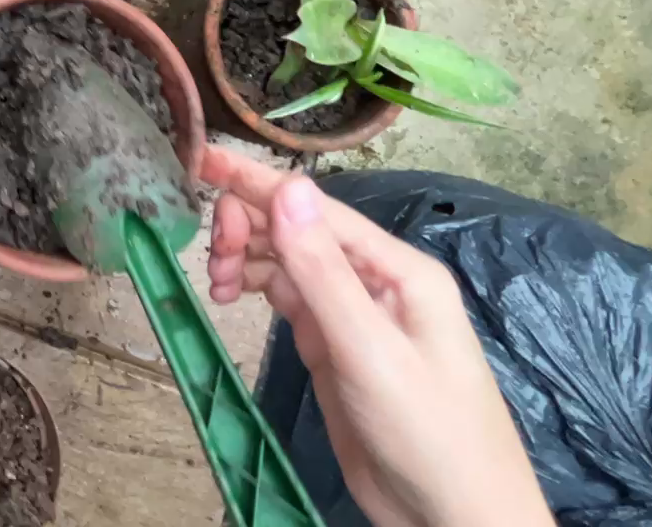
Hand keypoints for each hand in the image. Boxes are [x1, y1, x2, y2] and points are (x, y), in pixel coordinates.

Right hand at [202, 148, 551, 526]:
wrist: (452, 523)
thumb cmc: (426, 434)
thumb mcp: (368, 350)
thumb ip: (323, 269)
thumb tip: (287, 186)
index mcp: (395, 268)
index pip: (312, 207)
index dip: (254, 181)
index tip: (199, 161)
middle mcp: (370, 276)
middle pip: (292, 227)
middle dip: (244, 228)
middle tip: (212, 257)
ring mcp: (348, 306)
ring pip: (280, 256)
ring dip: (241, 258)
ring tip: (217, 286)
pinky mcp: (328, 335)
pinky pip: (279, 289)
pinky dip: (248, 284)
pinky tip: (228, 296)